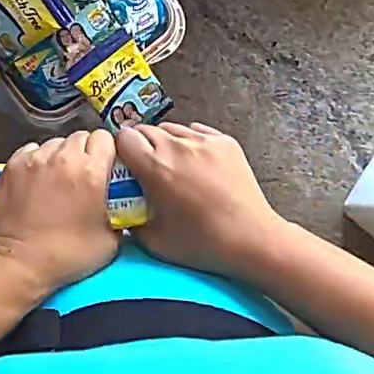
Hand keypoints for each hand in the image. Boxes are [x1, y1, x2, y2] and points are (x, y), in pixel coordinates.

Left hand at [0, 130, 120, 296]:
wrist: (19, 262)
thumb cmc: (66, 256)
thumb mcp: (110, 242)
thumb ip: (118, 214)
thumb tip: (117, 207)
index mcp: (91, 171)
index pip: (104, 138)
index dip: (107, 150)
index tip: (106, 164)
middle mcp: (63, 157)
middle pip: (80, 137)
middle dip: (85, 151)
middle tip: (83, 173)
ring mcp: (35, 158)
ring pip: (55, 142)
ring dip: (60, 154)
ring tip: (58, 176)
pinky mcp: (13, 164)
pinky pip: (31, 150)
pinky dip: (37, 159)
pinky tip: (37, 178)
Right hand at [116, 122, 293, 278]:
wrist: (253, 241)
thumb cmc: (203, 245)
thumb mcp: (154, 242)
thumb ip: (130, 221)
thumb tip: (120, 210)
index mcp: (155, 168)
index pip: (124, 137)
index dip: (121, 149)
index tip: (126, 163)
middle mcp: (177, 148)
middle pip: (145, 129)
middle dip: (141, 145)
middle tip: (146, 166)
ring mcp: (203, 142)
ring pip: (171, 128)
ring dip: (165, 142)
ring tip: (173, 165)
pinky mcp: (225, 142)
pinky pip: (196, 130)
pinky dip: (190, 141)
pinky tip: (194, 162)